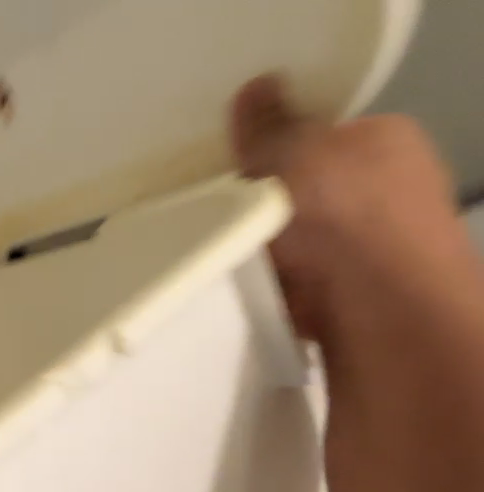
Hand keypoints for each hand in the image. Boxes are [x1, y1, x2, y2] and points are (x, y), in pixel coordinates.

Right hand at [229, 75, 475, 348]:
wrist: (376, 306)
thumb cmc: (342, 218)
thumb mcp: (295, 158)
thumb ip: (272, 128)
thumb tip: (256, 86)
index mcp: (384, 139)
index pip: (315, 136)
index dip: (266, 150)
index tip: (221, 169)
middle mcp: (386, 184)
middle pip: (297, 189)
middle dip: (254, 204)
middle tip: (205, 216)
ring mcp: (368, 239)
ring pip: (288, 236)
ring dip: (252, 247)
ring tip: (205, 254)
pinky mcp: (344, 287)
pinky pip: (284, 276)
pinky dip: (259, 281)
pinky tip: (230, 285)